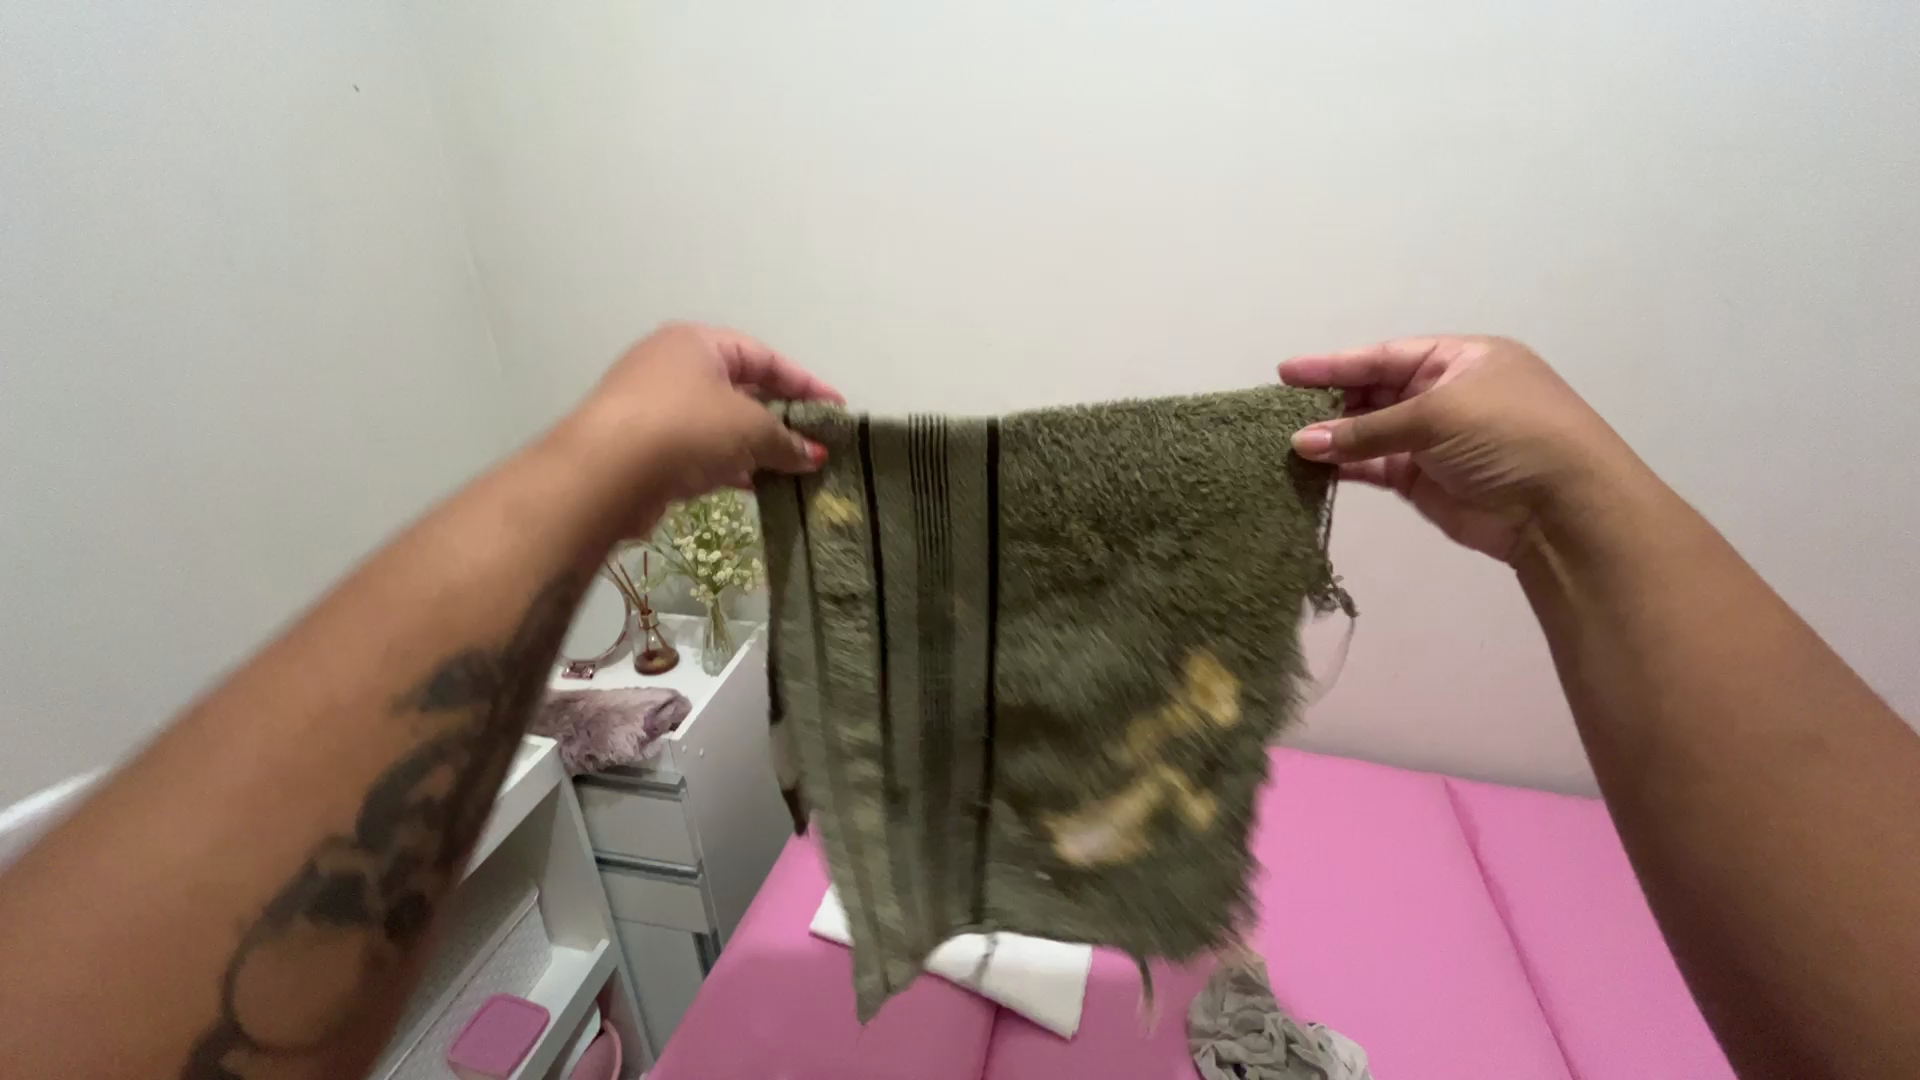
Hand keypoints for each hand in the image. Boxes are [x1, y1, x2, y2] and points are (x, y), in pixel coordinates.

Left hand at [570, 322, 842, 502]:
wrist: (605, 474)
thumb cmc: (686, 429)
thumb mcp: (751, 429)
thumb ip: (788, 440)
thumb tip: (814, 454)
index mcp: (697, 343)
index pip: (764, 357)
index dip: (805, 383)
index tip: (835, 410)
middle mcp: (674, 367)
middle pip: (743, 390)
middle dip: (782, 418)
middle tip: (816, 442)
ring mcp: (657, 408)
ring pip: (722, 424)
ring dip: (758, 446)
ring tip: (794, 469)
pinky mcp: (647, 448)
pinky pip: (702, 450)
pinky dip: (732, 465)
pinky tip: (758, 485)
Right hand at [1280, 335, 1638, 561]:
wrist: (1560, 509)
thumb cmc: (1508, 436)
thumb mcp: (1437, 416)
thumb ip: (1364, 430)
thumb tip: (1301, 443)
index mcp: (1458, 360)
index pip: (1383, 357)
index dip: (1334, 364)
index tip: (1286, 372)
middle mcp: (1441, 394)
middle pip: (1371, 393)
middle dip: (1327, 402)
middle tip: (1278, 410)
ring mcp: (1429, 438)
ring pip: (1365, 431)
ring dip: (1330, 437)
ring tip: (1284, 441)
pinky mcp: (1418, 477)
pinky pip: (1369, 465)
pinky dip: (1341, 466)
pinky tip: (1309, 466)